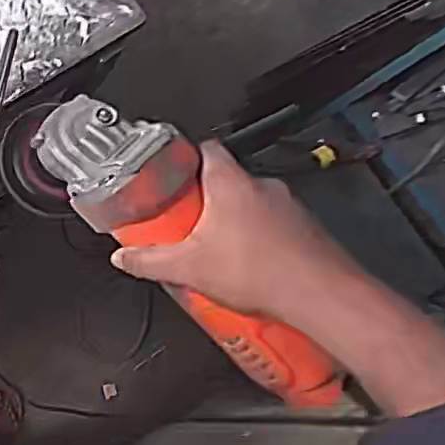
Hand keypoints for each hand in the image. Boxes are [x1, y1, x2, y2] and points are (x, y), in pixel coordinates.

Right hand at [109, 141, 371, 329]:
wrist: (320, 296)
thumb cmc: (263, 272)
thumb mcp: (187, 268)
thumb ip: (147, 260)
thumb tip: (124, 257)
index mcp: (231, 184)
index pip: (206, 149)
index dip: (184, 157)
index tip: (167, 173)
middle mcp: (262, 187)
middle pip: (221, 180)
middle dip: (197, 201)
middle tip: (178, 223)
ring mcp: (286, 206)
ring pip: (245, 204)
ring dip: (224, 221)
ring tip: (206, 250)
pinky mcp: (301, 227)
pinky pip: (266, 224)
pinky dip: (249, 238)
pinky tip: (237, 265)